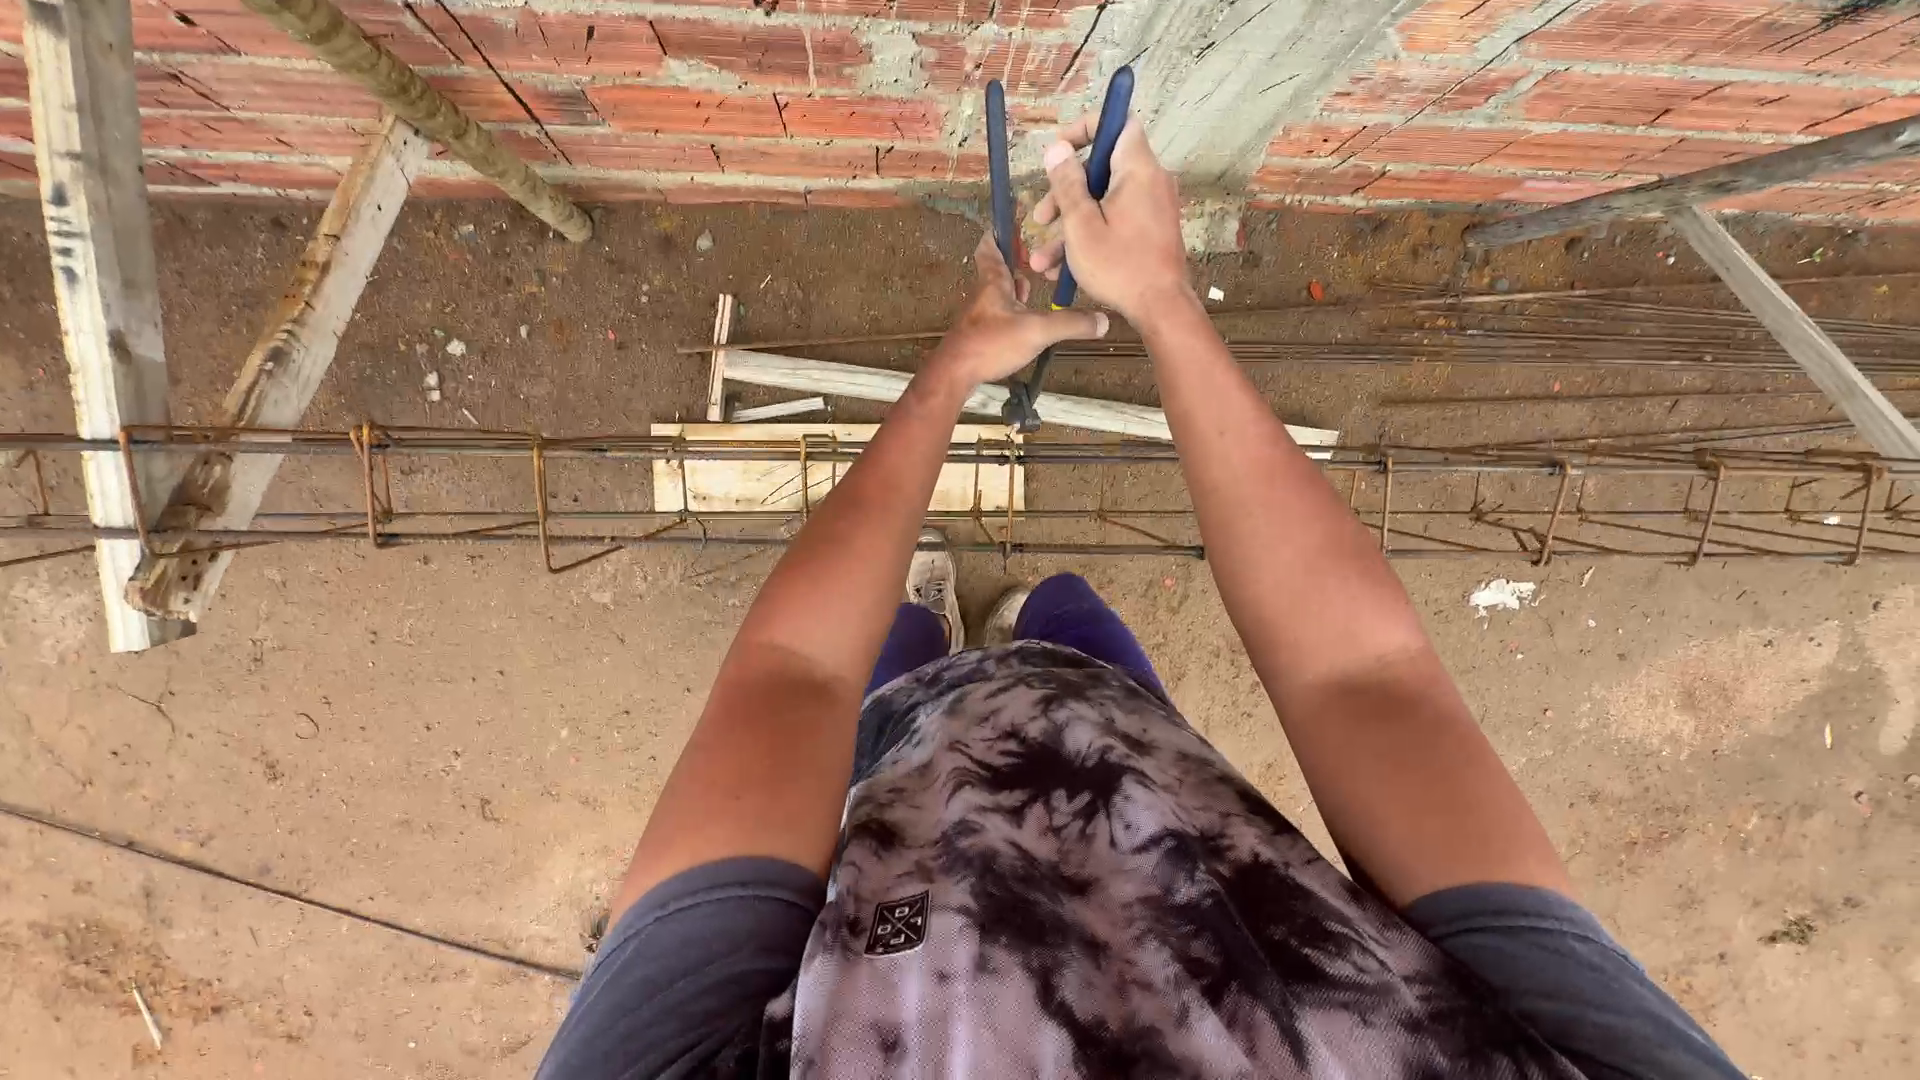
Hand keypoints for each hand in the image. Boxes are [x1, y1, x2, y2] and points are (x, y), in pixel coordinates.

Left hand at [925, 230, 1109, 387]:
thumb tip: (1103, 321)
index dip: (1000, 234)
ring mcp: (978, 317)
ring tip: (1033, 294)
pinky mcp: (977, 337)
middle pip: (997, 271)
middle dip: (1015, 265)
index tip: (1011, 225)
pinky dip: (1011, 316)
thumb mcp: (1037, 331)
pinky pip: (996, 318)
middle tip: (1035, 264)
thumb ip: (1070, 324)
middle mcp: (983, 295)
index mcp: (994, 282)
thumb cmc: (990, 344)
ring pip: (998, 296)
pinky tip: (1023, 329)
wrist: (954, 374)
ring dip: (1014, 293)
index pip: (991, 247)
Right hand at [1029, 113, 1192, 326]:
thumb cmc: (1120, 266)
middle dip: (1065, 193)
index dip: (1085, 129)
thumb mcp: (1081, 226)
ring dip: (1070, 226)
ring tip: (1042, 259)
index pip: (1116, 122)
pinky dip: (1090, 237)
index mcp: (1137, 169)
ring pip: (1103, 202)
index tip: (1059, 150)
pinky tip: (1062, 269)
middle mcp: (1149, 181)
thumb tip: (1056, 149)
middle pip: (1101, 169)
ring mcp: (1151, 207)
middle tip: (1041, 218)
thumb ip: (1067, 184)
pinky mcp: (1150, 230)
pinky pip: (1115, 222)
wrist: (1160, 307)